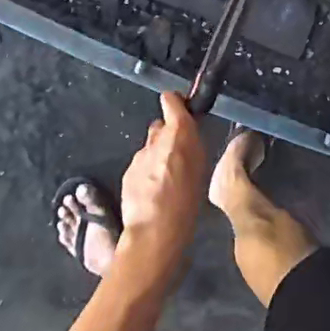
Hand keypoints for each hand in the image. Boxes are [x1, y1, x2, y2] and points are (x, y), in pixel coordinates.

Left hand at [115, 92, 207, 287]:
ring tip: (166, 178)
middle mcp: (156, 139)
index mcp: (179, 132)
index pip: (170, 100)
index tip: (182, 111)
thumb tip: (186, 134)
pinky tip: (154, 191)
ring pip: (150, 148)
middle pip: (160, 126)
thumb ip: (192, 144)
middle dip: (168, 135)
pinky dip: (147, 173)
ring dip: (157, 156)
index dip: (175, 103)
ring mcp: (139, 156)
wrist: (156, 230)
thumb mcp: (201, 166)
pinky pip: (141, 165)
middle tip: (178, 154)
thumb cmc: (189, 199)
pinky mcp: (127, 172)